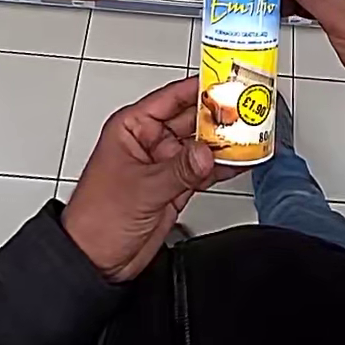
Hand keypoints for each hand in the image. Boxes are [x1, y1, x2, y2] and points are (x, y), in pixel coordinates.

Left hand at [61, 77, 236, 281]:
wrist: (93, 262)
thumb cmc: (95, 218)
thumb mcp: (141, 188)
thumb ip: (179, 169)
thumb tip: (207, 152)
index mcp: (133, 127)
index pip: (171, 97)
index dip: (198, 88)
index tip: (225, 82)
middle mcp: (151, 140)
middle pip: (192, 118)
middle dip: (219, 115)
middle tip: (247, 110)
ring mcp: (164, 163)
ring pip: (201, 144)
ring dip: (224, 141)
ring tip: (251, 135)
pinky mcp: (174, 185)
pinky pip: (203, 169)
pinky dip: (221, 166)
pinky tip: (240, 162)